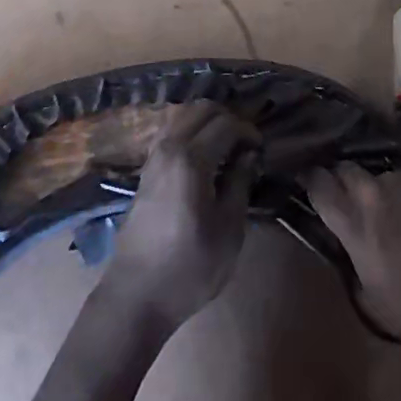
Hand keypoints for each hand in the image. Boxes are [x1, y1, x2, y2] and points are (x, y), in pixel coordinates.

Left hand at [100, 101, 261, 327]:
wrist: (139, 291)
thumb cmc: (191, 266)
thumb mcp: (229, 229)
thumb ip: (239, 183)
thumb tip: (247, 155)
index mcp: (191, 159)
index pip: (225, 124)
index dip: (248, 130)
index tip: (262, 149)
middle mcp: (168, 147)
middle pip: (200, 109)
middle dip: (228, 117)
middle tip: (247, 143)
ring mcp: (153, 155)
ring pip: (182, 115)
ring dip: (207, 121)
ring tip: (228, 147)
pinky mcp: (145, 167)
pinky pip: (170, 131)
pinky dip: (190, 130)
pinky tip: (204, 154)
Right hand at [301, 163, 400, 360]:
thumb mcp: (366, 294)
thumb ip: (345, 256)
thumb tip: (337, 238)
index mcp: (352, 219)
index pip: (315, 180)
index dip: (309, 182)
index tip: (308, 187)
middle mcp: (372, 192)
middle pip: (343, 167)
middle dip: (340, 179)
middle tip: (347, 199)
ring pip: (377, 174)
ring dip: (375, 188)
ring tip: (388, 210)